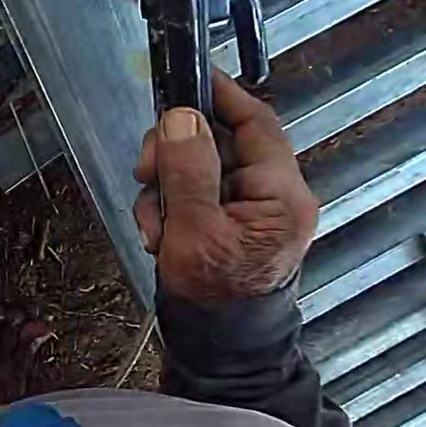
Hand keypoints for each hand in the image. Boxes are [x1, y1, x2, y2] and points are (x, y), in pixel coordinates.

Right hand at [133, 71, 318, 300]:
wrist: (216, 348)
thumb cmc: (215, 295)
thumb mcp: (195, 231)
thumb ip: (188, 170)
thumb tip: (182, 117)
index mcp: (280, 194)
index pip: (256, 124)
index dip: (222, 96)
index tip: (191, 78)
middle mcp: (268, 194)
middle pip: (217, 142)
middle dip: (174, 152)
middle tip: (145, 167)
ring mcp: (244, 207)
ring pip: (195, 167)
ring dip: (164, 187)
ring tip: (155, 222)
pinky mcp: (222, 220)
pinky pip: (190, 193)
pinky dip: (167, 207)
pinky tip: (159, 233)